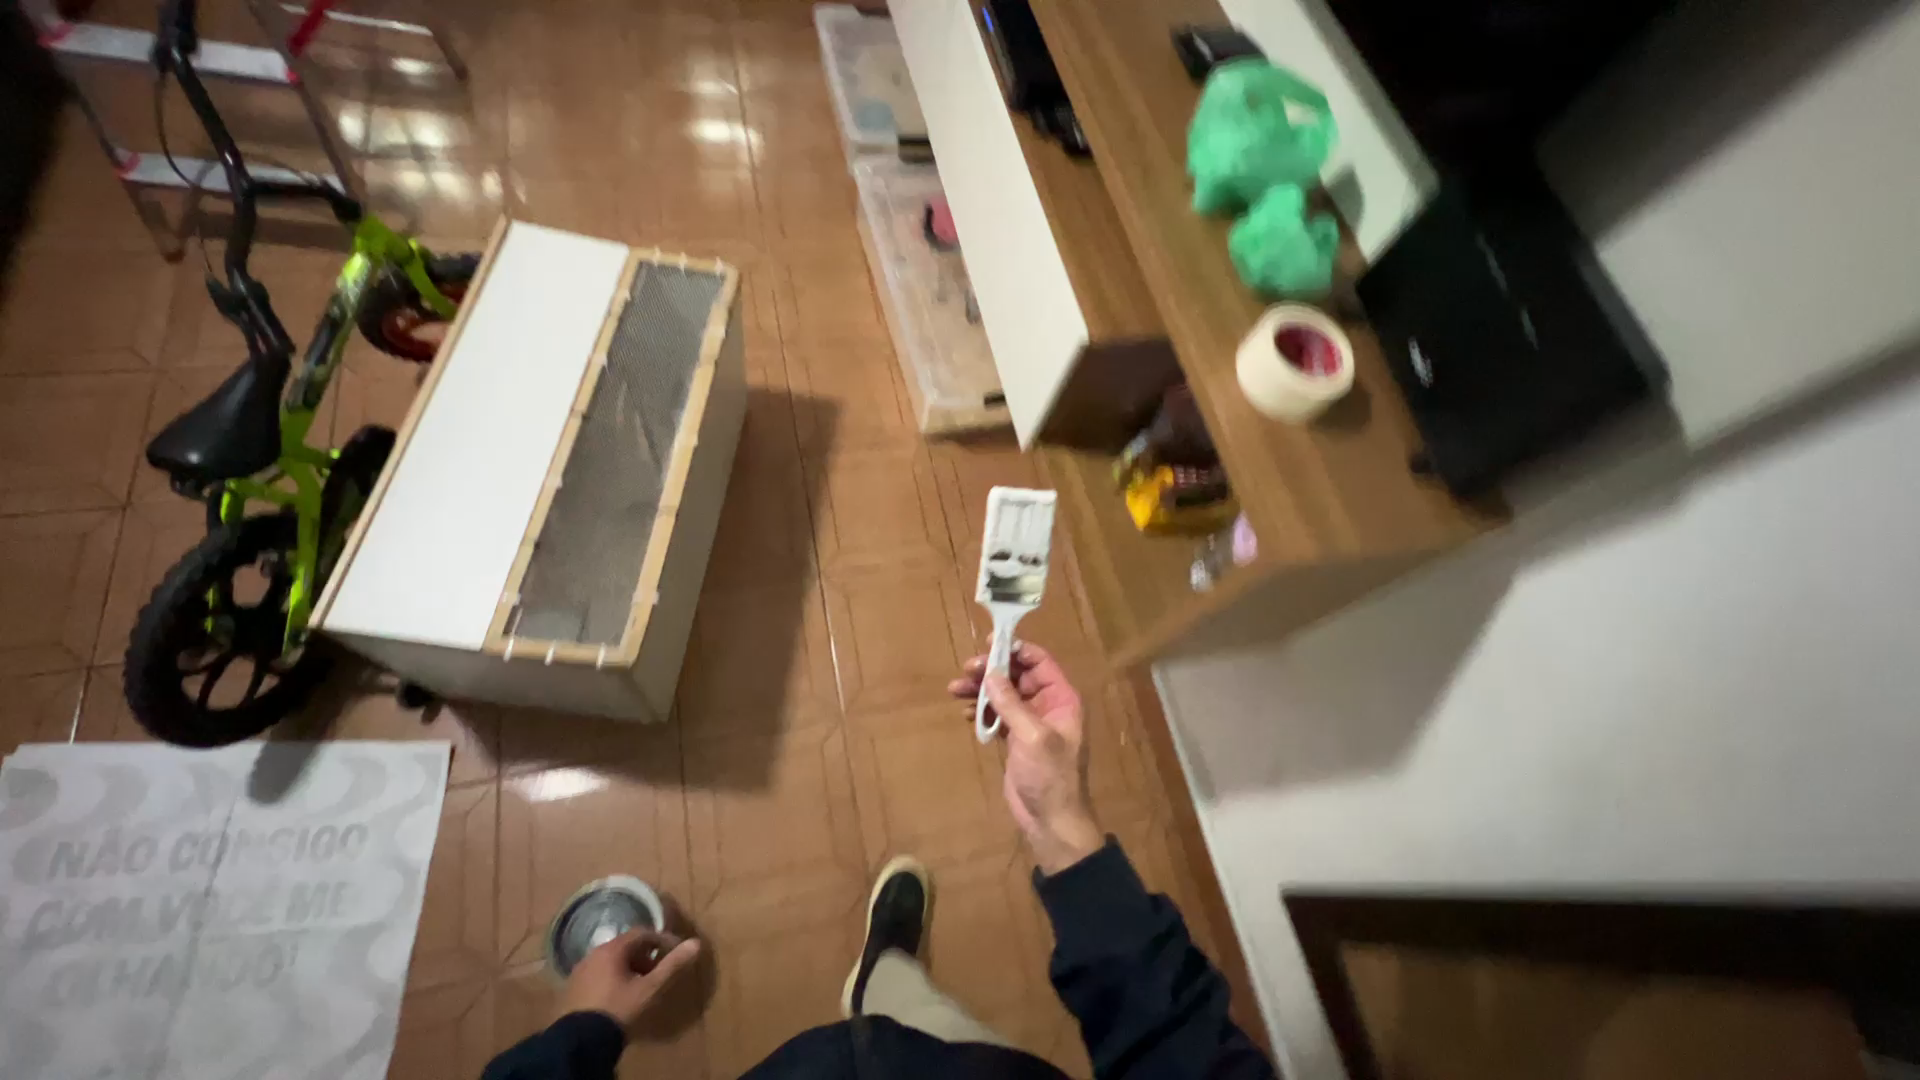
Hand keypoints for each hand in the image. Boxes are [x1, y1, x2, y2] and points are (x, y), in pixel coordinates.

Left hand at [558, 928, 701, 1034]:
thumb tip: (696, 943)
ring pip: (610, 961)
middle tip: (657, 972)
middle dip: (645, 956)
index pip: (643, 933)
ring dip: (628, 968)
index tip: (675, 952)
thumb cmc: (618, 1010)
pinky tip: (618, 997)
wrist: (577, 1044)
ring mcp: (579, 971)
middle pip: (625, 946)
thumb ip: (672, 965)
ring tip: (640, 986)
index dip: (662, 940)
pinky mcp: (571, 989)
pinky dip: (612, 979)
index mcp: (612, 949)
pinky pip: (598, 975)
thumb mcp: (649, 989)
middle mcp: (593, 954)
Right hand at [949, 642, 1103, 874]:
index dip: (1016, 649)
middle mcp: (1047, 705)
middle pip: (1018, 675)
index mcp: (1061, 699)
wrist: (1051, 821)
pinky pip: (998, 715)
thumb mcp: (1032, 736)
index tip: (989, 642)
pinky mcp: (1016, 739)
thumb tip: (991, 673)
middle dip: (992, 670)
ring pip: (1004, 695)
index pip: (1039, 662)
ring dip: (982, 690)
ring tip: (955, 689)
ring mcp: (1031, 722)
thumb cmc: (1050, 776)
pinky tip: (966, 712)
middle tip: (966, 669)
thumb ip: (1011, 704)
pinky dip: (983, 710)